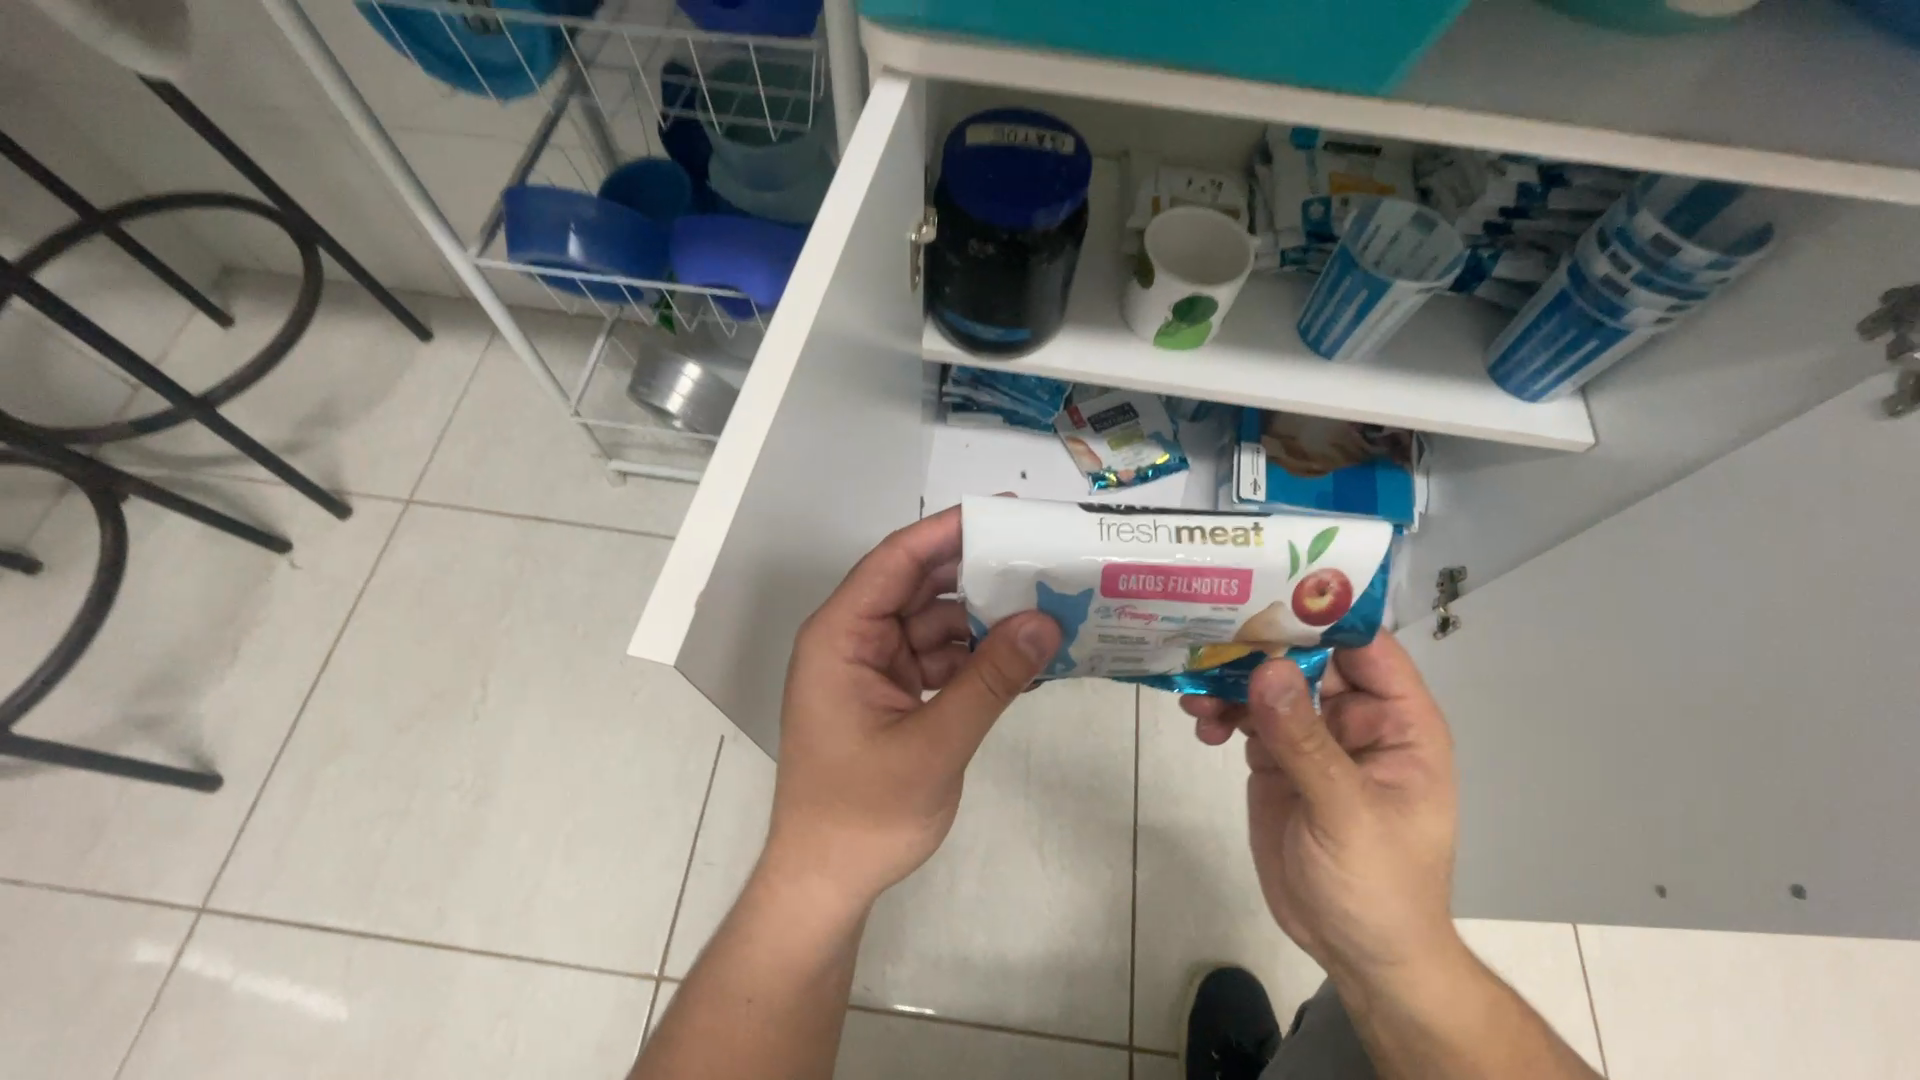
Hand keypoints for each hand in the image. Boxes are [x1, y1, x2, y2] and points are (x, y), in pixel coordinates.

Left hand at [763, 506, 1060, 912]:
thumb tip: (1046, 620)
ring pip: (935, 623)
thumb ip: (991, 680)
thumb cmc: (864, 812)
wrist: (828, 880)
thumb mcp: (934, 743)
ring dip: (985, 620)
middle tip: (1044, 558)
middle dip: (979, 573)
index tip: (1008, 511)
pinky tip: (1025, 661)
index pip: (896, 560)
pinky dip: (978, 659)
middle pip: (920, 587)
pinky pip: (940, 659)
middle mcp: (854, 640)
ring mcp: (873, 669)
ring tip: (1049, 610)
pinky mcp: (892, 695)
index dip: (949, 530)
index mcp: (841, 636)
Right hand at [1183, 636, 1459, 984]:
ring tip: (1194, 692)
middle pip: (1305, 658)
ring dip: (1229, 682)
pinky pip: (1244, 718)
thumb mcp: (1346, 812)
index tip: (1264, 589)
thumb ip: (1305, 741)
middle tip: (1205, 632)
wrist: (1355, 950)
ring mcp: (1312, 739)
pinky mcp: (1276, 760)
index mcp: (1397, 721)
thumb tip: (1266, 668)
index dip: (1322, 613)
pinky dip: (1219, 713)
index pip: (1364, 647)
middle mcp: (1354, 719)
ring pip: (1268, 686)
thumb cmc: (1378, 884)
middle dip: (1258, 645)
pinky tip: (1201, 724)